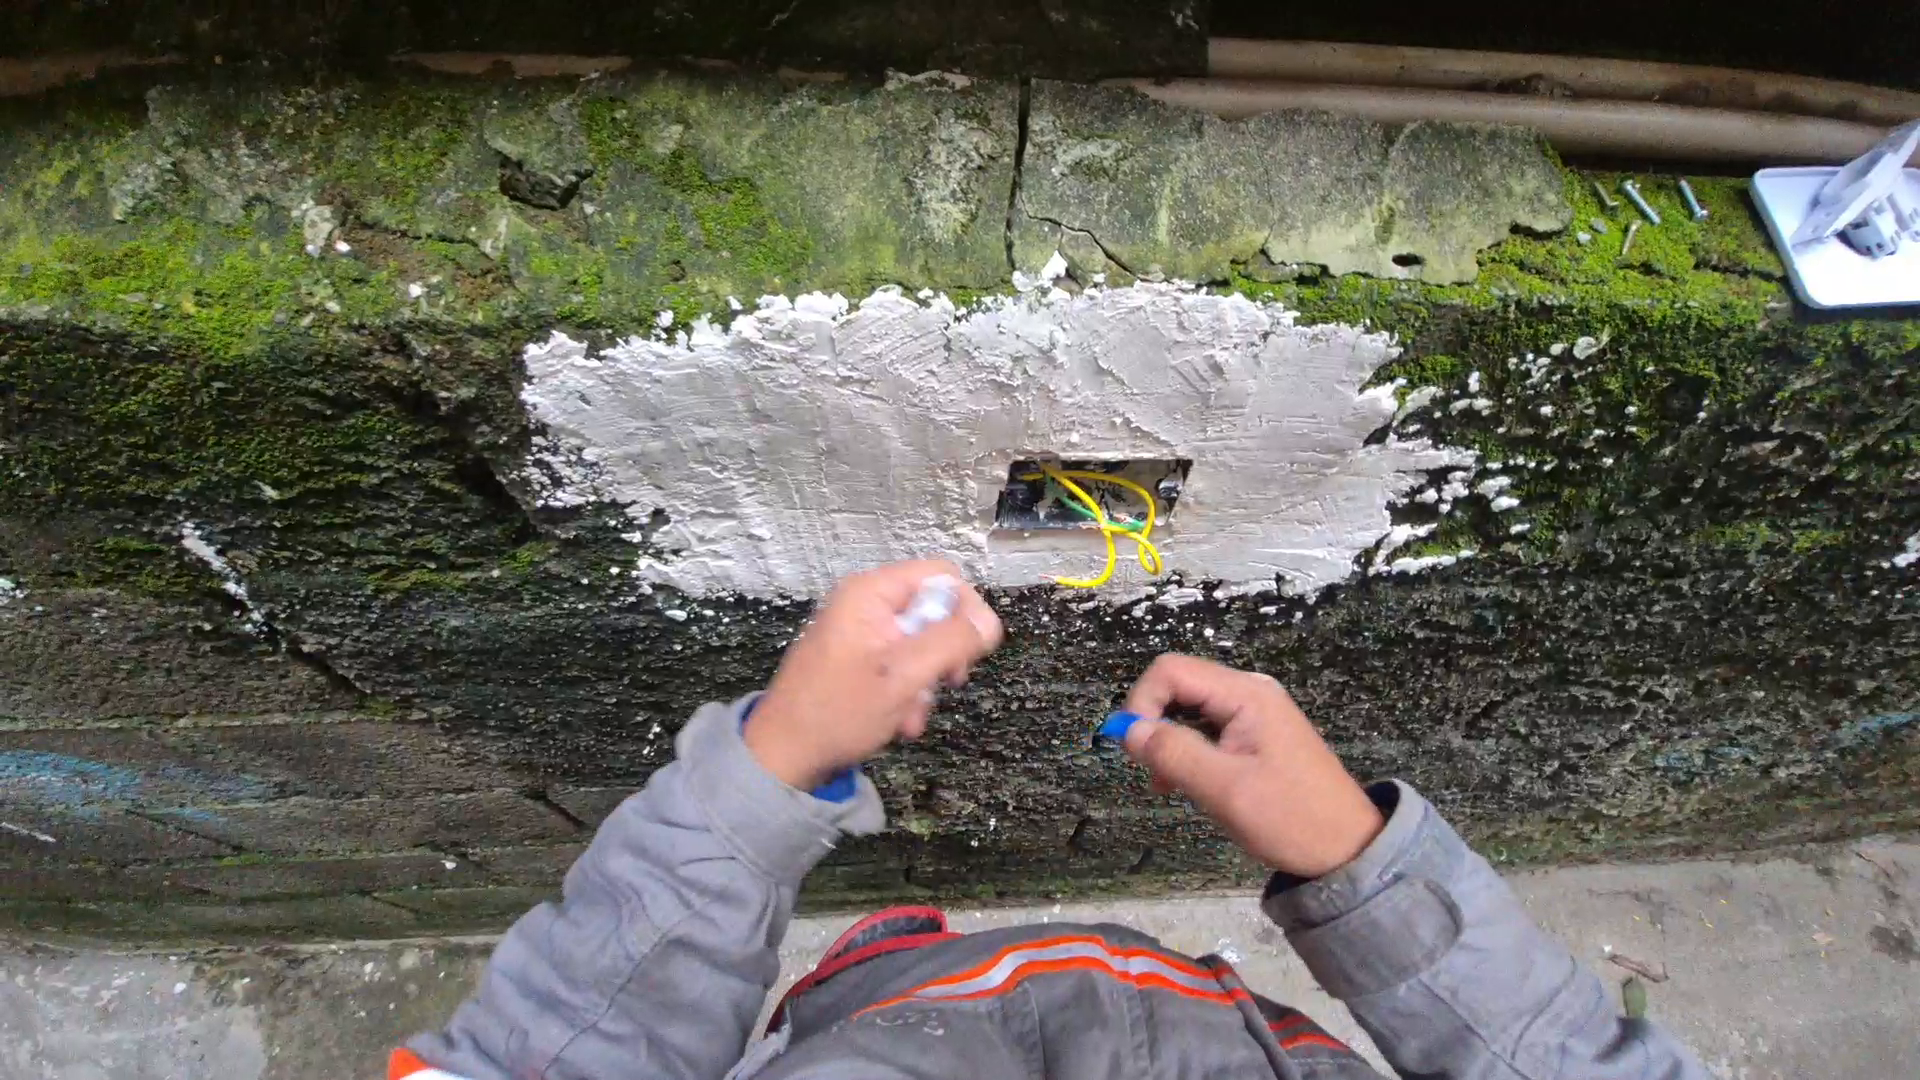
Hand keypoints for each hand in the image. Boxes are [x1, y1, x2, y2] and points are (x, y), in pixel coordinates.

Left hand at [746, 560, 1002, 790]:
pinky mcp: (856, 658)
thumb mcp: (903, 675)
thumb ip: (951, 642)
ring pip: (920, 641)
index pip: (941, 575)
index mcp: (870, 592)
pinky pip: (898, 661)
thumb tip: (990, 622)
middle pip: (932, 609)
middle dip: (943, 652)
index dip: (965, 608)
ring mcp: (859, 631)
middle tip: (947, 683)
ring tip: (911, 715)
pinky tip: (898, 721)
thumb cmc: (838, 712)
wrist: (782, 757)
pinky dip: (906, 689)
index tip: (971, 649)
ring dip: (925, 680)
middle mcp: (864, 602)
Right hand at [1121, 655, 1383, 878]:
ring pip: (1187, 706)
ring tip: (1169, 783)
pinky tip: (1188, 780)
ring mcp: (1253, 711)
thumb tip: (1127, 730)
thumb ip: (1174, 754)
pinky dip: (1187, 747)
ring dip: (1169, 738)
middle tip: (1150, 769)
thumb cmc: (1292, 819)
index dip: (1142, 701)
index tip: (1135, 747)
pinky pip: (1205, 725)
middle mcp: (1248, 691)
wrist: (1351, 852)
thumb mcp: (1226, 790)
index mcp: (1246, 694)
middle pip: (1177, 684)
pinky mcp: (1254, 732)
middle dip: (1153, 721)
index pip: (1170, 670)